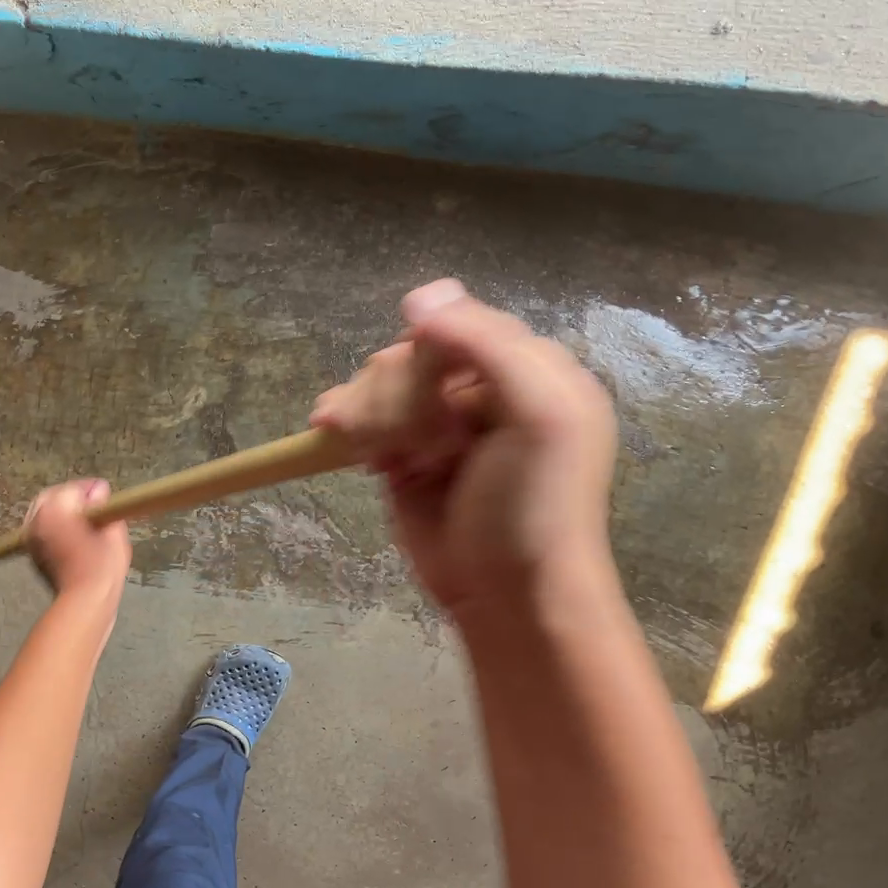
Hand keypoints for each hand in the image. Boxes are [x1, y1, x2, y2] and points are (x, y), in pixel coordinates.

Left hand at [25, 479, 132, 602]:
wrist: (84, 601)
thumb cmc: (102, 565)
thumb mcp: (112, 531)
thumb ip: (103, 506)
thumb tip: (99, 492)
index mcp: (55, 510)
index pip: (72, 489)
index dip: (89, 489)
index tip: (104, 492)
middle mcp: (36, 520)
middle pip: (51, 498)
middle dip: (71, 498)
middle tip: (93, 504)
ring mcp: (30, 538)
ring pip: (43, 514)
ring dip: (61, 512)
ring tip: (83, 520)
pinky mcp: (32, 554)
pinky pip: (41, 531)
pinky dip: (54, 528)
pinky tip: (72, 535)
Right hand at [311, 279, 617, 617]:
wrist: (507, 593)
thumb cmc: (533, 505)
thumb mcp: (538, 414)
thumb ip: (489, 344)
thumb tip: (418, 294)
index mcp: (523, 369)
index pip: (453, 327)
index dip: (426, 356)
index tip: (426, 395)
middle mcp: (477, 390)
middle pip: (407, 356)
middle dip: (396, 396)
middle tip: (412, 445)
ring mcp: (434, 425)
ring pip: (377, 387)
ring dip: (368, 416)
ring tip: (372, 453)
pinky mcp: (399, 457)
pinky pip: (361, 422)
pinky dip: (349, 432)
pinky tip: (349, 448)